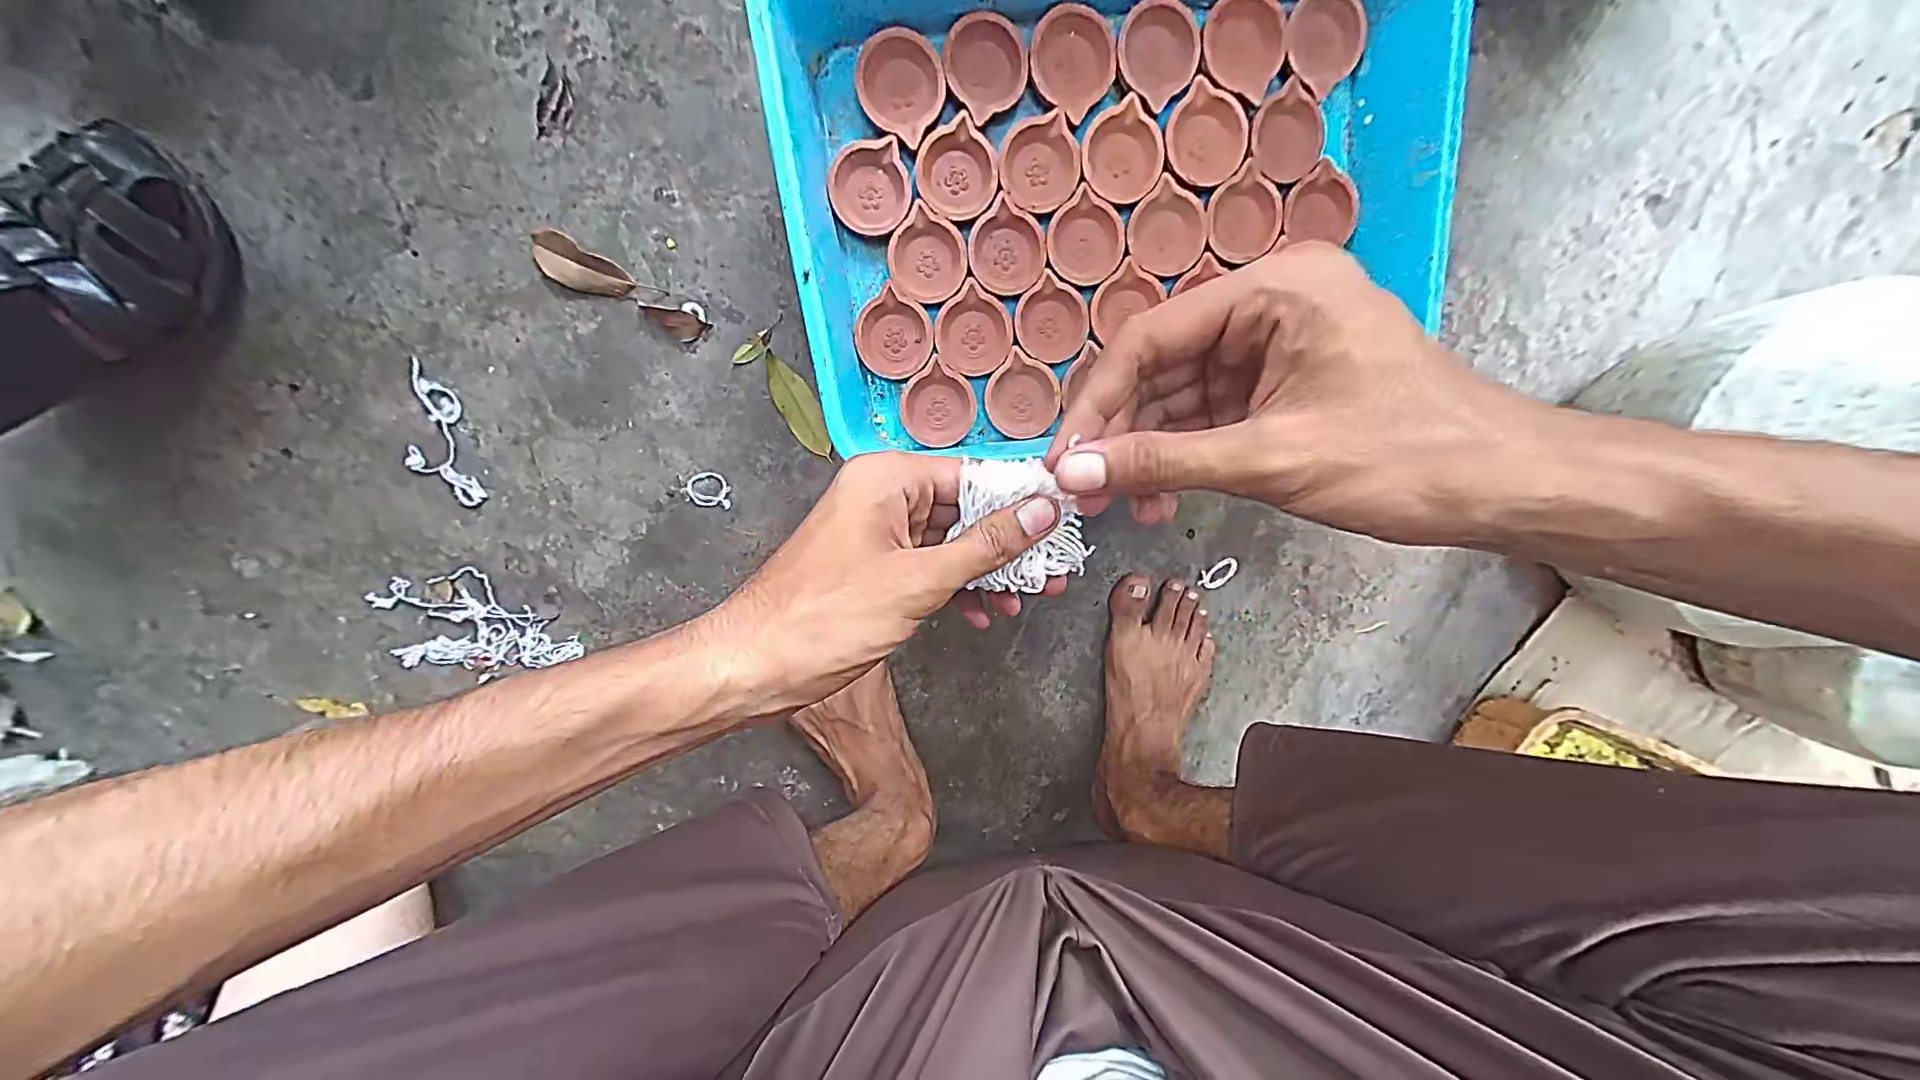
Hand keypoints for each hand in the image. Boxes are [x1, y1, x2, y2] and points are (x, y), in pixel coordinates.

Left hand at [706, 452, 1062, 714]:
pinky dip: (957, 587)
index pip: (971, 474)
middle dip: (1009, 543)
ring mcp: (877, 533)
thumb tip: (1038, 513)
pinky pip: (929, 566)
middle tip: (1051, 566)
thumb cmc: (820, 618)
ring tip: (1028, 595)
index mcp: (886, 479)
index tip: (1061, 514)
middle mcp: (881, 497)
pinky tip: (984, 611)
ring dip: (988, 571)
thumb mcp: (919, 580)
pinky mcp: (875, 567)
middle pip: (964, 509)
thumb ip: (985, 545)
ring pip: (950, 542)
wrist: (757, 666)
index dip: (1020, 497)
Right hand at [1043, 243, 1550, 545]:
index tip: (1063, 456)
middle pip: (1159, 368)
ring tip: (1122, 505)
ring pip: (1177, 397)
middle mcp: (1266, 303)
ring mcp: (1271, 345)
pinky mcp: (1276, 384)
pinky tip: (1158, 497)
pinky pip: (1206, 417)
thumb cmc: (1401, 459)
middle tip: (1084, 489)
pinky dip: (1179, 456)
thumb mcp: (1268, 459)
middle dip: (1120, 434)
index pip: (1151, 339)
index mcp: (1273, 289)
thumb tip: (1073, 471)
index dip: (1097, 402)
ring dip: (1146, 452)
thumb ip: (1161, 462)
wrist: (1500, 488)